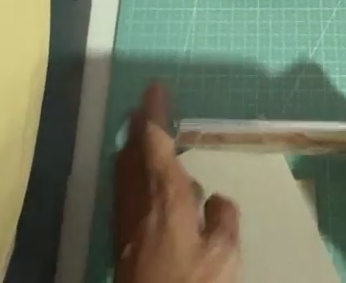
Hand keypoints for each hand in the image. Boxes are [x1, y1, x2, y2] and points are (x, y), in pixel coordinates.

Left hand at [114, 82, 240, 282]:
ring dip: (132, 150)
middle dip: (138, 126)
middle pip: (131, 152)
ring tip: (144, 140)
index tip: (156, 87)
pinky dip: (132, 176)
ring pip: (123, 174)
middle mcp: (138, 202)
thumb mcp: (224, 256)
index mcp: (165, 195)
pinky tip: (146, 190)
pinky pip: (124, 195)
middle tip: (147, 108)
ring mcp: (125, 225)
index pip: (154, 140)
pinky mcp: (121, 246)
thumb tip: (218, 201)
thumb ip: (224, 220)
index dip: (155, 112)